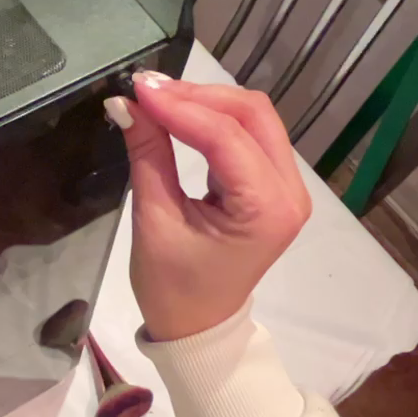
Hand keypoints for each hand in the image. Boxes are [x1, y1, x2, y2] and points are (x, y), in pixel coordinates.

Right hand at [107, 72, 311, 341]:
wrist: (196, 327)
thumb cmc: (172, 288)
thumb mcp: (154, 221)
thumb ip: (147, 156)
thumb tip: (127, 105)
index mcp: (266, 209)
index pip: (225, 137)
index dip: (180, 107)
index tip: (138, 89)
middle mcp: (289, 191)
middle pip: (251, 114)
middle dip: (197, 96)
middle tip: (147, 91)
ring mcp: (287, 187)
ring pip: (253, 118)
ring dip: (206, 103)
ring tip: (158, 100)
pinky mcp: (273, 185)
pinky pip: (249, 136)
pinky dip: (214, 120)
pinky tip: (180, 115)